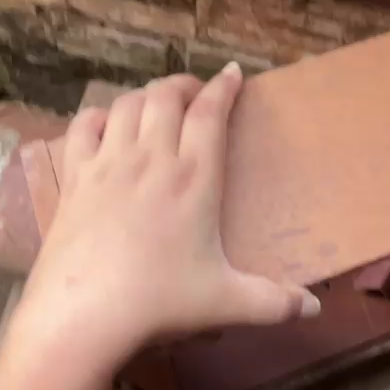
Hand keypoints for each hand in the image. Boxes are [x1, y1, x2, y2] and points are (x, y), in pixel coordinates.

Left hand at [6, 64, 321, 372]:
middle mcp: (152, 158)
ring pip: (128, 104)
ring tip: (158, 105)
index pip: (210, 112)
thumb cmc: (159, 303)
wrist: (82, 316)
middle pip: (166, 95)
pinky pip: (84, 126)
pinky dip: (100, 116)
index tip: (232, 73)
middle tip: (196, 94)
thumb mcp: (225, 303)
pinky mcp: (75, 177)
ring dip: (147, 95)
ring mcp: (108, 163)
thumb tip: (315, 309)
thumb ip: (274, 303)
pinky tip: (107, 125)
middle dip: (184, 85)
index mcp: (194, 177)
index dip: (223, 86)